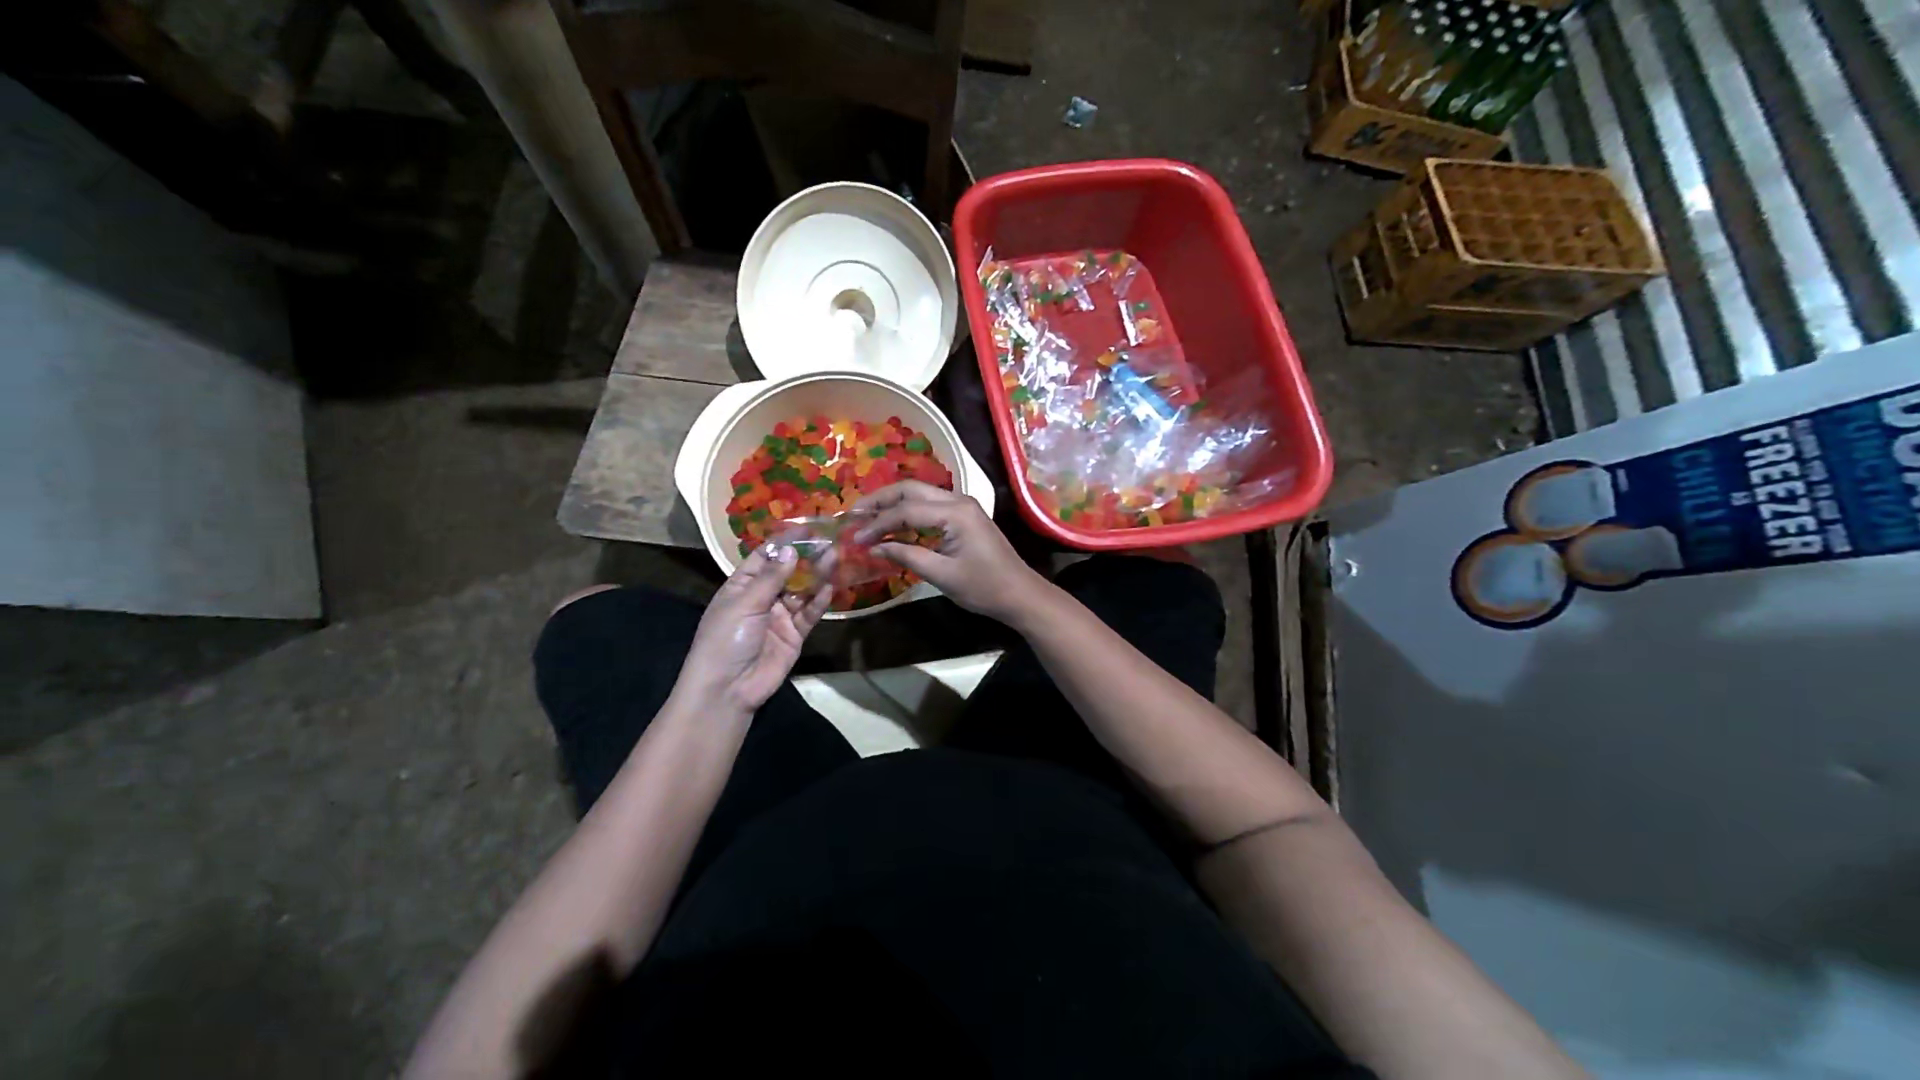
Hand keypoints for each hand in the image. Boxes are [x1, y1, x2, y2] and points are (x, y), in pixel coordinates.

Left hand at [675, 545, 832, 713]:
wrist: (728, 689)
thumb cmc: (726, 640)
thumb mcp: (745, 604)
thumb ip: (772, 578)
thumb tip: (791, 550)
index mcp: (741, 587)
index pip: (764, 558)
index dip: (783, 543)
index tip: (806, 529)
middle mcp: (761, 599)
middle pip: (787, 573)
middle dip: (805, 557)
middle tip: (828, 541)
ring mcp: (779, 617)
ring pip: (802, 591)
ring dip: (817, 576)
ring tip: (834, 558)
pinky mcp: (795, 635)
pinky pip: (809, 614)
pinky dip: (820, 601)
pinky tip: (831, 587)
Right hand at [853, 480, 1050, 624]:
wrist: (1020, 594)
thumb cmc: (984, 587)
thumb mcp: (942, 575)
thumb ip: (907, 556)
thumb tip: (875, 547)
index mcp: (955, 512)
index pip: (906, 510)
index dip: (877, 523)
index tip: (856, 537)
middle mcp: (958, 500)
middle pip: (911, 489)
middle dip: (880, 500)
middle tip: (854, 514)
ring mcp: (963, 506)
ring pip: (920, 494)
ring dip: (893, 504)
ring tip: (867, 517)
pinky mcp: (964, 516)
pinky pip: (930, 506)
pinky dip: (908, 512)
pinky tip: (892, 525)